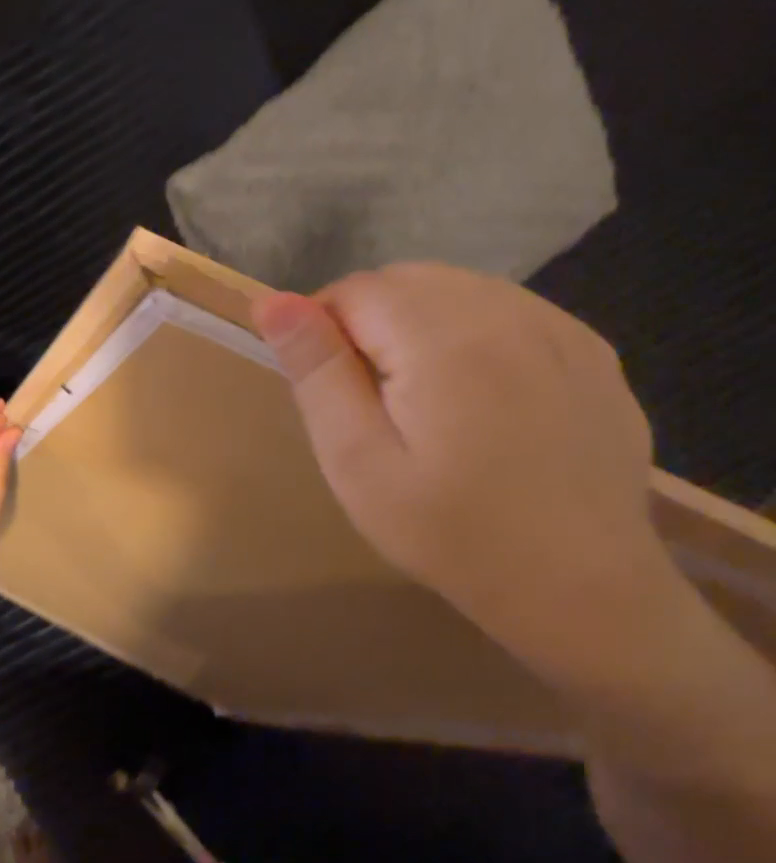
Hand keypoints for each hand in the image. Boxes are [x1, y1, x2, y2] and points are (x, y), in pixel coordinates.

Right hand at [251, 263, 670, 648]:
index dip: (319, 329)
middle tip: (362, 403)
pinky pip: (511, 313)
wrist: (575, 583)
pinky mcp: (592, 355)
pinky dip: (471, 336)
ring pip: (461, 290)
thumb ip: (317, 372)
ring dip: (418, 326)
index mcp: (445, 340)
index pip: (356, 289)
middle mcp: (512, 314)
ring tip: (414, 403)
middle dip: (367, 322)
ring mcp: (563, 331)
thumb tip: (270, 301)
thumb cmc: (444, 529)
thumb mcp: (355, 459)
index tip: (322, 391)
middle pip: (410, 280)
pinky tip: (470, 399)